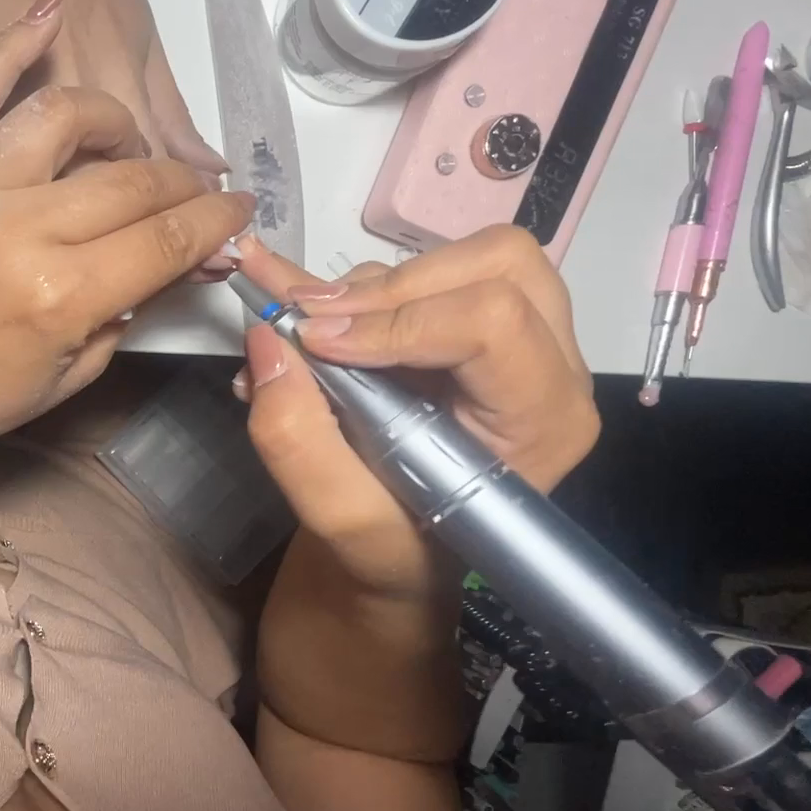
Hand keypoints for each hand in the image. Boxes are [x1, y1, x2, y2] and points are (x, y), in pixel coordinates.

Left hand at [0, 0, 252, 462]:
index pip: (166, 237)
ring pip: (68, 115)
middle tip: (196, 196)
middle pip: (131, 178)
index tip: (239, 213)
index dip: (216, 222)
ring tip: (126, 149)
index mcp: (59, 294)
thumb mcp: (77, 368)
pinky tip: (51, 11)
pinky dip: (13, 44)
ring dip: (116, 123)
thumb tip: (191, 255)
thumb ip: (136, 302)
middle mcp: (19, 229)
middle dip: (182, 186)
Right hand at [235, 229, 599, 598]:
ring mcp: (512, 337)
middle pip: (493, 267)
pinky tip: (289, 299)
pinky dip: (345, 287)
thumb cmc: (389, 547)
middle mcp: (545, 365)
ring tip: (299, 334)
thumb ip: (298, 440)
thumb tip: (266, 341)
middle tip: (307, 325)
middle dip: (385, 289)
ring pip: (456, 259)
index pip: (491, 323)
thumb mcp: (339, 518)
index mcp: (538, 420)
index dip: (394, 322)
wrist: (399, 552)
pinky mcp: (463, 323)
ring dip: (363, 289)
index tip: (312, 344)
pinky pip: (415, 272)